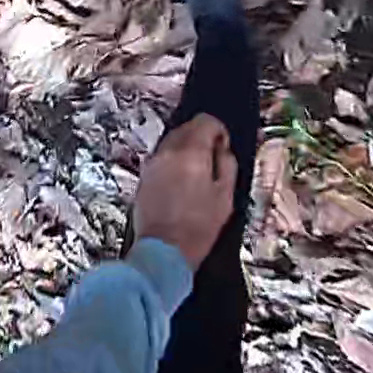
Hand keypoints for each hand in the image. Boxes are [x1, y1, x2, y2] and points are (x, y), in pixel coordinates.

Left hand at [134, 114, 236, 269]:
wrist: (163, 251)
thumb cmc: (196, 228)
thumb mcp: (225, 198)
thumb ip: (227, 165)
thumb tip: (222, 148)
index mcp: (191, 153)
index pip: (205, 121)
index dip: (219, 131)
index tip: (223, 145)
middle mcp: (168, 151)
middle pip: (187, 127)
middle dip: (202, 137)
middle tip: (212, 159)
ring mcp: (153, 161)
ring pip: (172, 140)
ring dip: (186, 147)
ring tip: (197, 173)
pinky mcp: (144, 173)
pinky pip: (162, 155)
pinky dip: (173, 160)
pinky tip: (181, 181)